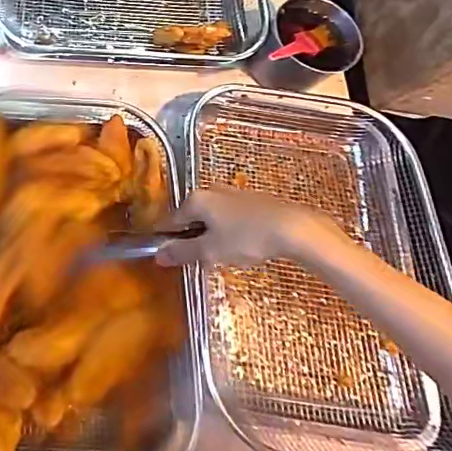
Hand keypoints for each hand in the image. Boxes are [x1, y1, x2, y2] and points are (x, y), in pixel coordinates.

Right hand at [154, 187, 356, 266]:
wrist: (293, 229)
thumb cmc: (246, 238)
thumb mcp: (210, 251)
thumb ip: (182, 252)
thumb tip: (158, 256)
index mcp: (197, 199)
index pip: (172, 220)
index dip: (172, 240)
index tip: (178, 258)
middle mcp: (212, 191)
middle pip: (193, 218)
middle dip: (196, 238)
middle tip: (206, 259)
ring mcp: (234, 194)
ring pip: (214, 218)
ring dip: (215, 236)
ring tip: (227, 255)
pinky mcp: (253, 202)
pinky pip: (232, 218)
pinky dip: (232, 232)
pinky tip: (245, 246)